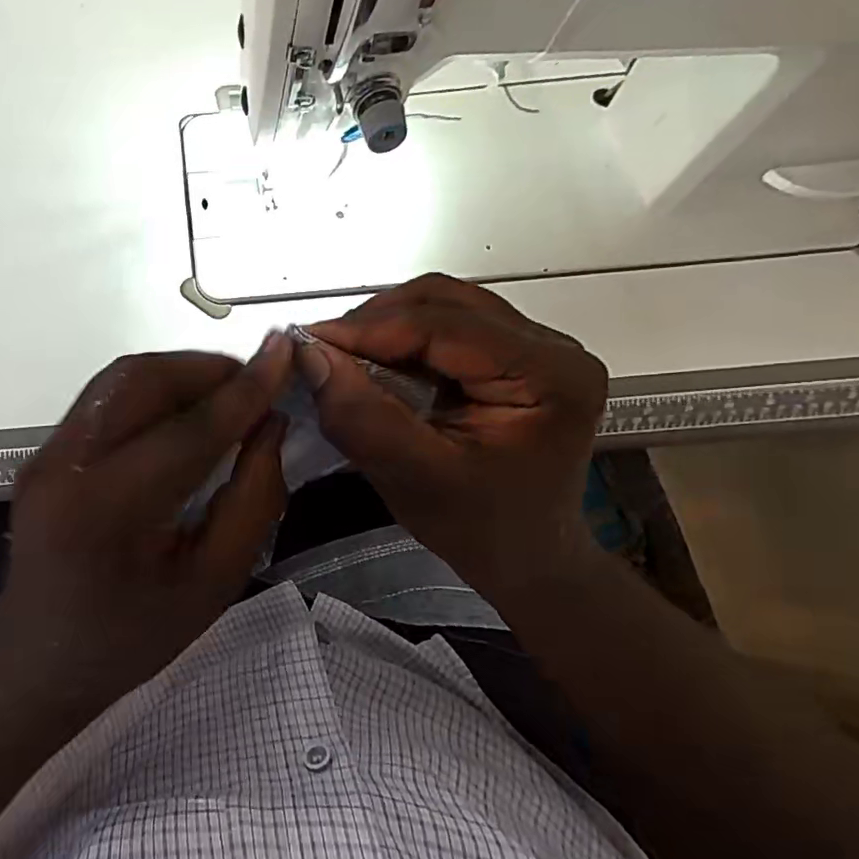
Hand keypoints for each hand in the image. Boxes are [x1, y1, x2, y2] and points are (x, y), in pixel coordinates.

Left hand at [0, 336, 294, 695]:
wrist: (40, 656)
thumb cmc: (130, 637)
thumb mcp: (212, 584)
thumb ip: (251, 500)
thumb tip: (270, 426)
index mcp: (108, 510)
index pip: (187, 431)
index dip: (243, 390)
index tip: (284, 352)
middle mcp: (66, 466)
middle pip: (141, 380)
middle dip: (207, 369)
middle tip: (255, 383)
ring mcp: (47, 453)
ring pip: (119, 378)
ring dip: (179, 372)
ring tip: (225, 394)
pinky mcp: (43, 450)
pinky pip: (104, 397)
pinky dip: (151, 389)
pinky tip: (182, 412)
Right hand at [298, 274, 608, 592]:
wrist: (525, 558)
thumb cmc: (485, 530)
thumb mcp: (417, 480)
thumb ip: (364, 418)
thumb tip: (313, 358)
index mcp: (547, 376)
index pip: (442, 326)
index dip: (368, 329)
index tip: (310, 343)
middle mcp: (548, 349)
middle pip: (442, 301)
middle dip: (373, 322)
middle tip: (323, 351)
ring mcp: (529, 348)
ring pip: (437, 304)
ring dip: (381, 326)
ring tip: (342, 358)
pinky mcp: (505, 356)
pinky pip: (439, 324)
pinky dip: (395, 338)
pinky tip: (370, 364)